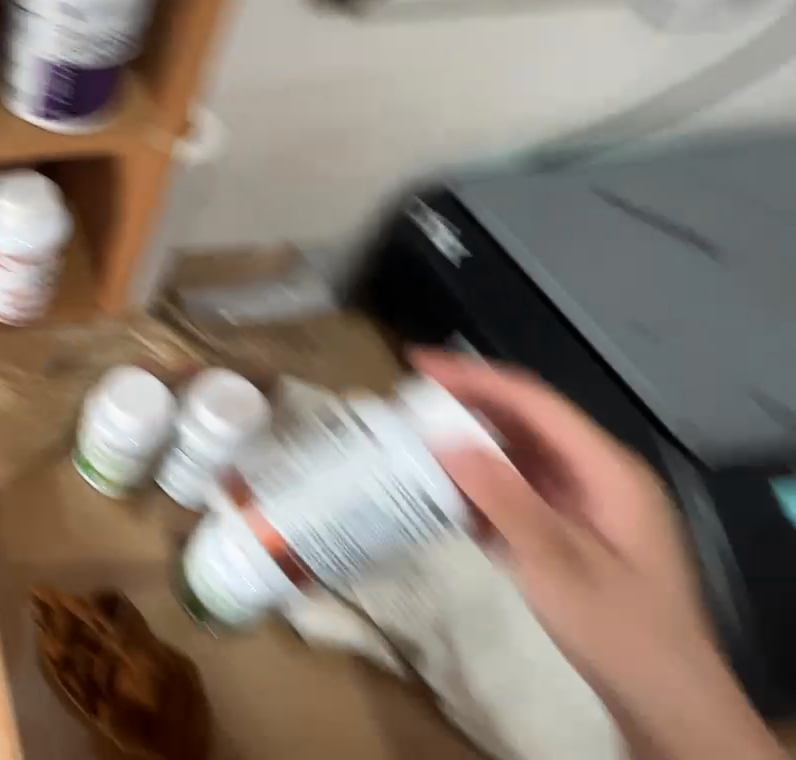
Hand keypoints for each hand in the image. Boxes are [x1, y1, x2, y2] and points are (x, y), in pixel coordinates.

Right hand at [415, 351, 780, 758]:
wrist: (659, 695)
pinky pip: (506, 481)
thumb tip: (441, 437)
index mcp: (607, 471)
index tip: (414, 363)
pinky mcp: (557, 522)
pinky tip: (431, 480)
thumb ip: (501, 495)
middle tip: (400, 399)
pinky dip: (467, 474)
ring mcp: (576, 498)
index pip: (532, 402)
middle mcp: (593, 473)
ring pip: (509, 449)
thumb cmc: (615, 625)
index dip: (473, 376)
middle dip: (460, 402)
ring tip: (404, 433)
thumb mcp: (556, 561)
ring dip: (458, 439)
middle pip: (520, 418)